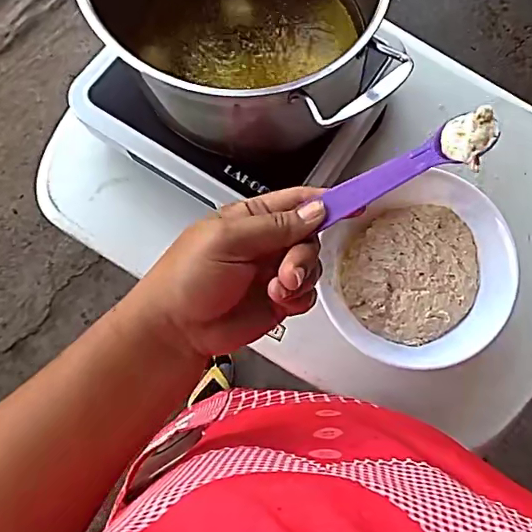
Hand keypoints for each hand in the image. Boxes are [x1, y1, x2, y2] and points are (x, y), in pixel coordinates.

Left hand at [121, 187, 325, 359]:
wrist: (176, 330)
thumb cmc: (186, 279)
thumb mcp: (227, 240)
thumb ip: (275, 225)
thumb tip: (316, 210)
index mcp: (252, 218)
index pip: (298, 201)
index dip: (327, 201)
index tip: (355, 204)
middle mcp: (266, 242)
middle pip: (311, 235)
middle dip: (305, 253)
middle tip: (287, 269)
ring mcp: (273, 271)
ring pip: (312, 265)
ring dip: (301, 277)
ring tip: (276, 288)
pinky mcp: (278, 299)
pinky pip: (307, 293)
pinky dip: (299, 297)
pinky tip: (279, 301)